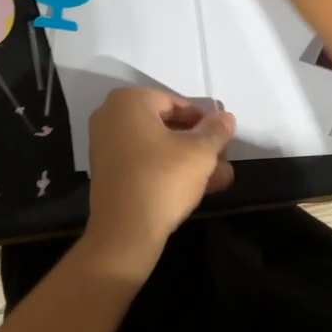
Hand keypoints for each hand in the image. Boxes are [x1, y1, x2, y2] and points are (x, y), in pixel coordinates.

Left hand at [82, 87, 235, 274]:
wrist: (124, 230)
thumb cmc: (162, 178)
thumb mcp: (199, 152)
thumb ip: (215, 131)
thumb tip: (226, 117)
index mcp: (128, 100)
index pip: (174, 102)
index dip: (203, 119)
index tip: (223, 136)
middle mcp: (111, 115)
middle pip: (164, 124)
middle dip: (198, 142)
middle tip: (225, 158)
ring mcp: (105, 144)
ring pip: (156, 146)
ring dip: (189, 160)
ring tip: (222, 177)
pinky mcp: (108, 171)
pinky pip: (143, 162)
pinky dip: (168, 170)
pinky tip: (199, 187)